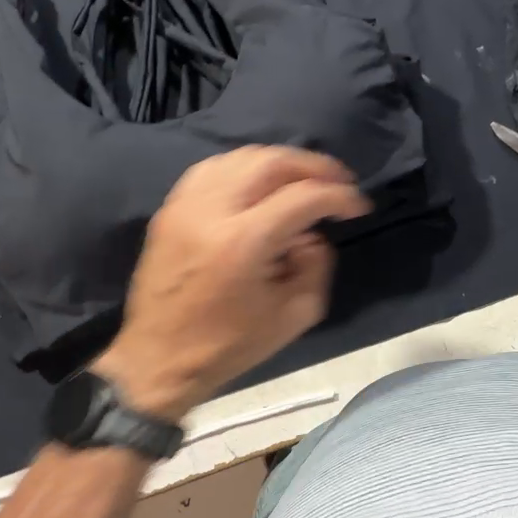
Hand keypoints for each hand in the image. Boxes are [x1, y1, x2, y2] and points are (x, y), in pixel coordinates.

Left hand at [91, 147, 370, 421]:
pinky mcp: (170, 210)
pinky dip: (245, 168)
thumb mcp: (295, 315)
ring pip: (241, 157)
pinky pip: (212, 169)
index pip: (304, 196)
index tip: (359, 207)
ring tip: (304, 180)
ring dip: (281, 163)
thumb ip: (316, 265)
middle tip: (339, 181)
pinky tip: (261, 185)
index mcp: (244, 242)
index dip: (340, 196)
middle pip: (272, 162)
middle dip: (315, 166)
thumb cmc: (229, 345)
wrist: (158, 360)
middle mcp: (213, 211)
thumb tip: (312, 234)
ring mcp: (186, 206)